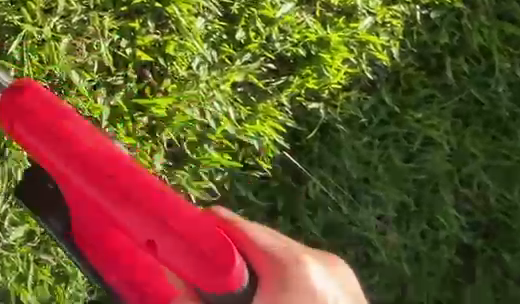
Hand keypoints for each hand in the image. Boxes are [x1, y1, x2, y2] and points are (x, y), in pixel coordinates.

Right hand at [189, 208, 365, 303]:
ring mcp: (341, 275)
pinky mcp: (352, 290)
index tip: (190, 259)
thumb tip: (167, 269)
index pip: (227, 222)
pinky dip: (284, 282)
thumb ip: (190, 299)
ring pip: (278, 252)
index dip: (202, 238)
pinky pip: (303, 270)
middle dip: (231, 258)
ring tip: (249, 299)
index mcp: (292, 263)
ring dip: (258, 271)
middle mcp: (320, 259)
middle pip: (252, 236)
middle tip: (218, 288)